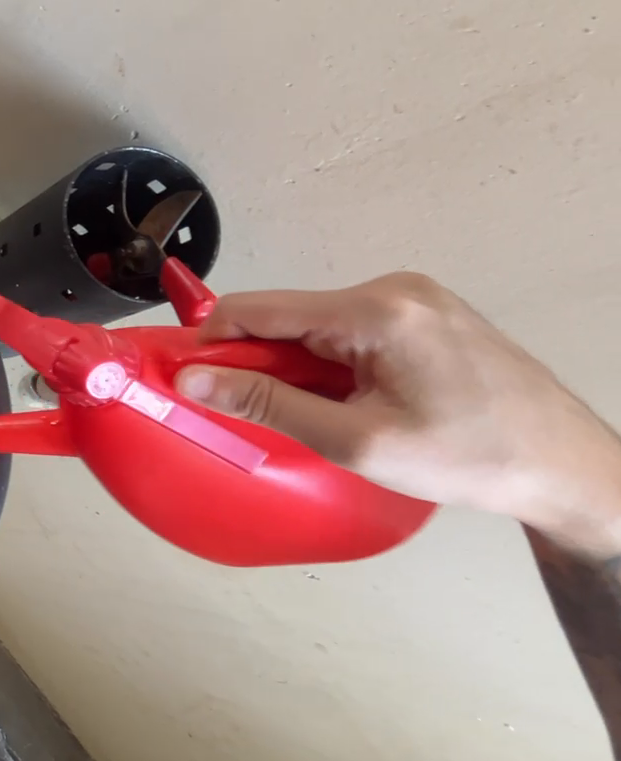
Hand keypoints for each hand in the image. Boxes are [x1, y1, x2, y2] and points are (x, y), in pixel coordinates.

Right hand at [173, 273, 620, 556]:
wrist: (571, 469)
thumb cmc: (468, 458)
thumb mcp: (352, 439)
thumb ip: (265, 403)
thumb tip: (189, 380)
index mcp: (375, 312)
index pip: (252, 309)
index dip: (210, 346)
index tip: (196, 388)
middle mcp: (391, 290)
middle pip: (278, 316)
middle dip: (252, 362)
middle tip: (260, 412)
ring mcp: (409, 299)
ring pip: (304, 325)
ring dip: (288, 366)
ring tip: (317, 411)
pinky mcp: (418, 314)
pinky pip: (337, 330)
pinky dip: (319, 363)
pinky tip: (343, 397)